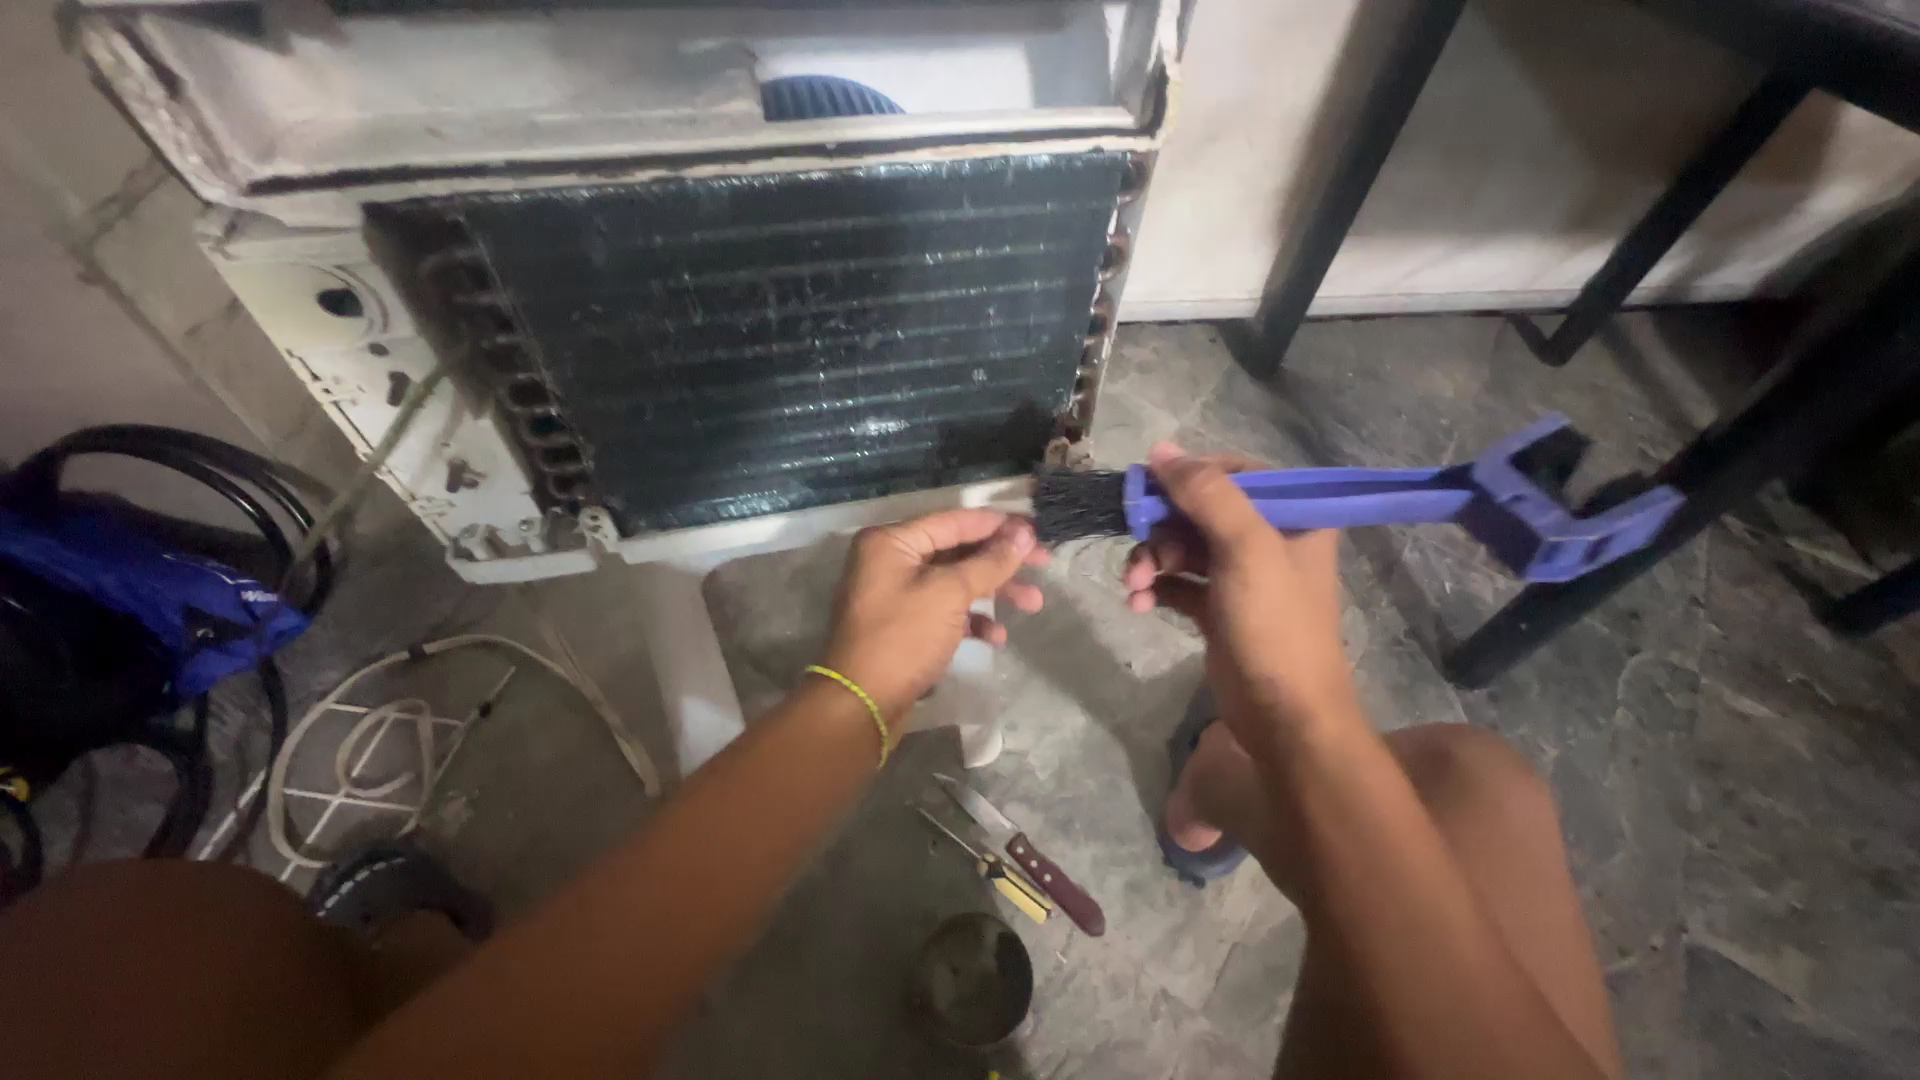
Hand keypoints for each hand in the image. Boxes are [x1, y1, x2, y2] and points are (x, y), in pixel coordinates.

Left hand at [823, 509, 1048, 724]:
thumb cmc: (903, 638)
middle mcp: (890, 560)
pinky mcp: (904, 626)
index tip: (1038, 529)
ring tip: (1034, 604)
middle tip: (1044, 564)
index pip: (954, 520)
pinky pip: (944, 611)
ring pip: (954, 582)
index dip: (999, 524)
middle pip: (957, 550)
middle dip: (1001, 561)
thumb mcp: (949, 593)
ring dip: (994, 591)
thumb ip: (989, 562)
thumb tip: (1024, 534)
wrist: (861, 704)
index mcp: (891, 541)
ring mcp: (895, 594)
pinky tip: (996, 637)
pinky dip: (971, 619)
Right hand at [1121, 443, 1360, 749]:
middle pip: (1200, 511)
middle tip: (1139, 548)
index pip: (1236, 473)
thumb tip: (1159, 450)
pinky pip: (1178, 582)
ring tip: (1135, 584)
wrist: (1284, 715)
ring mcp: (1241, 576)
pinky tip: (1138, 603)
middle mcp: (1269, 539)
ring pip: (1183, 546)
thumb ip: (1206, 494)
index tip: (1149, 487)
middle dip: (1161, 527)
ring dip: (1152, 559)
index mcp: (1293, 516)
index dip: (1190, 476)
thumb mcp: (1245, 549)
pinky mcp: (1217, 609)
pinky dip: (1156, 587)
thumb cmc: (1274, 625)